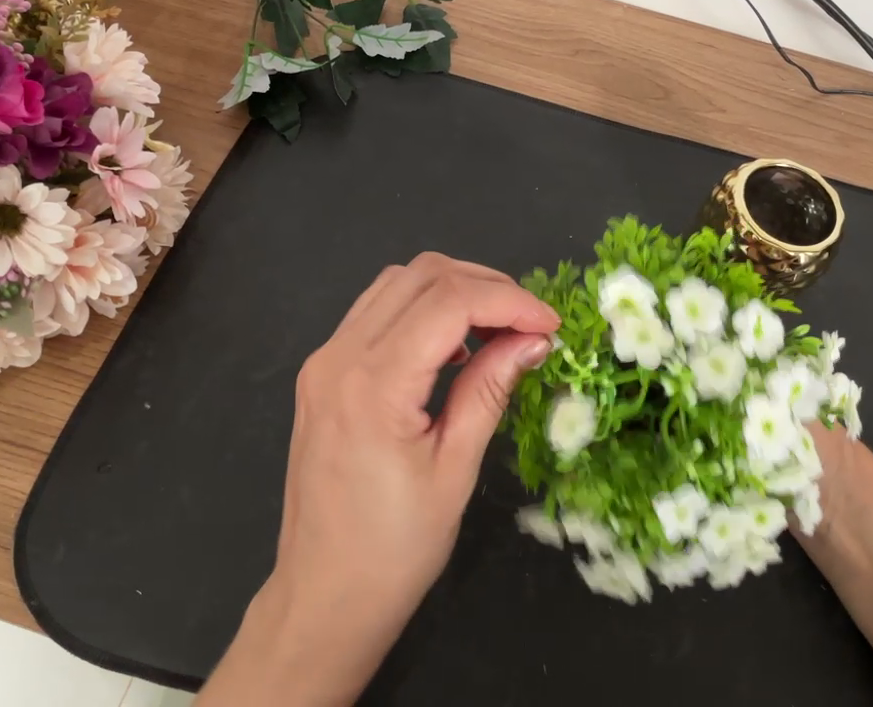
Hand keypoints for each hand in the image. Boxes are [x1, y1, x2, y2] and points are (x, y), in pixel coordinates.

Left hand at [198, 253, 560, 706]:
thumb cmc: (394, 550)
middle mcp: (339, 356)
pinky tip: (452, 346)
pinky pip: (376, 311)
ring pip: (397, 283)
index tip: (551, 326)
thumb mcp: (455, 469)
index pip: (449, 302)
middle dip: (486, 286)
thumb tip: (533, 340)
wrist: (322, 596)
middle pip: (422, 275)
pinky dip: (422, 310)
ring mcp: (324, 359)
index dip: (509, 301)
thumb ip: (490, 390)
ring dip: (453, 290)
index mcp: (373, 384)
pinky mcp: (322, 371)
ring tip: (498, 329)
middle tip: (530, 324)